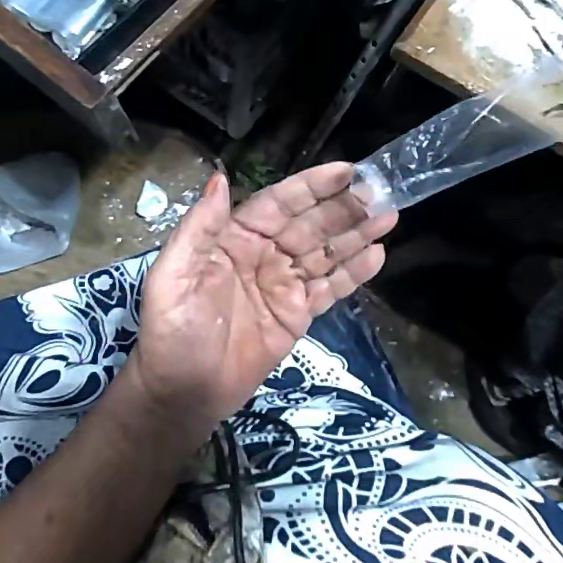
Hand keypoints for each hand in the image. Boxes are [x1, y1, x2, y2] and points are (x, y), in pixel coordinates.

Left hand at [127, 164, 396, 427]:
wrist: (183, 391)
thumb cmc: (172, 330)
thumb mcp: (174, 274)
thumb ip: (199, 227)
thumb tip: (221, 178)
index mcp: (233, 238)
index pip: (278, 204)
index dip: (311, 186)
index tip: (346, 171)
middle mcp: (262, 254)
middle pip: (309, 224)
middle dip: (343, 207)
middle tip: (381, 191)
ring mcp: (282, 284)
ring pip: (325, 252)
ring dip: (356, 234)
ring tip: (389, 215)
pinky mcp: (297, 315)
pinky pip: (330, 288)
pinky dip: (354, 273)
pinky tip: (378, 255)